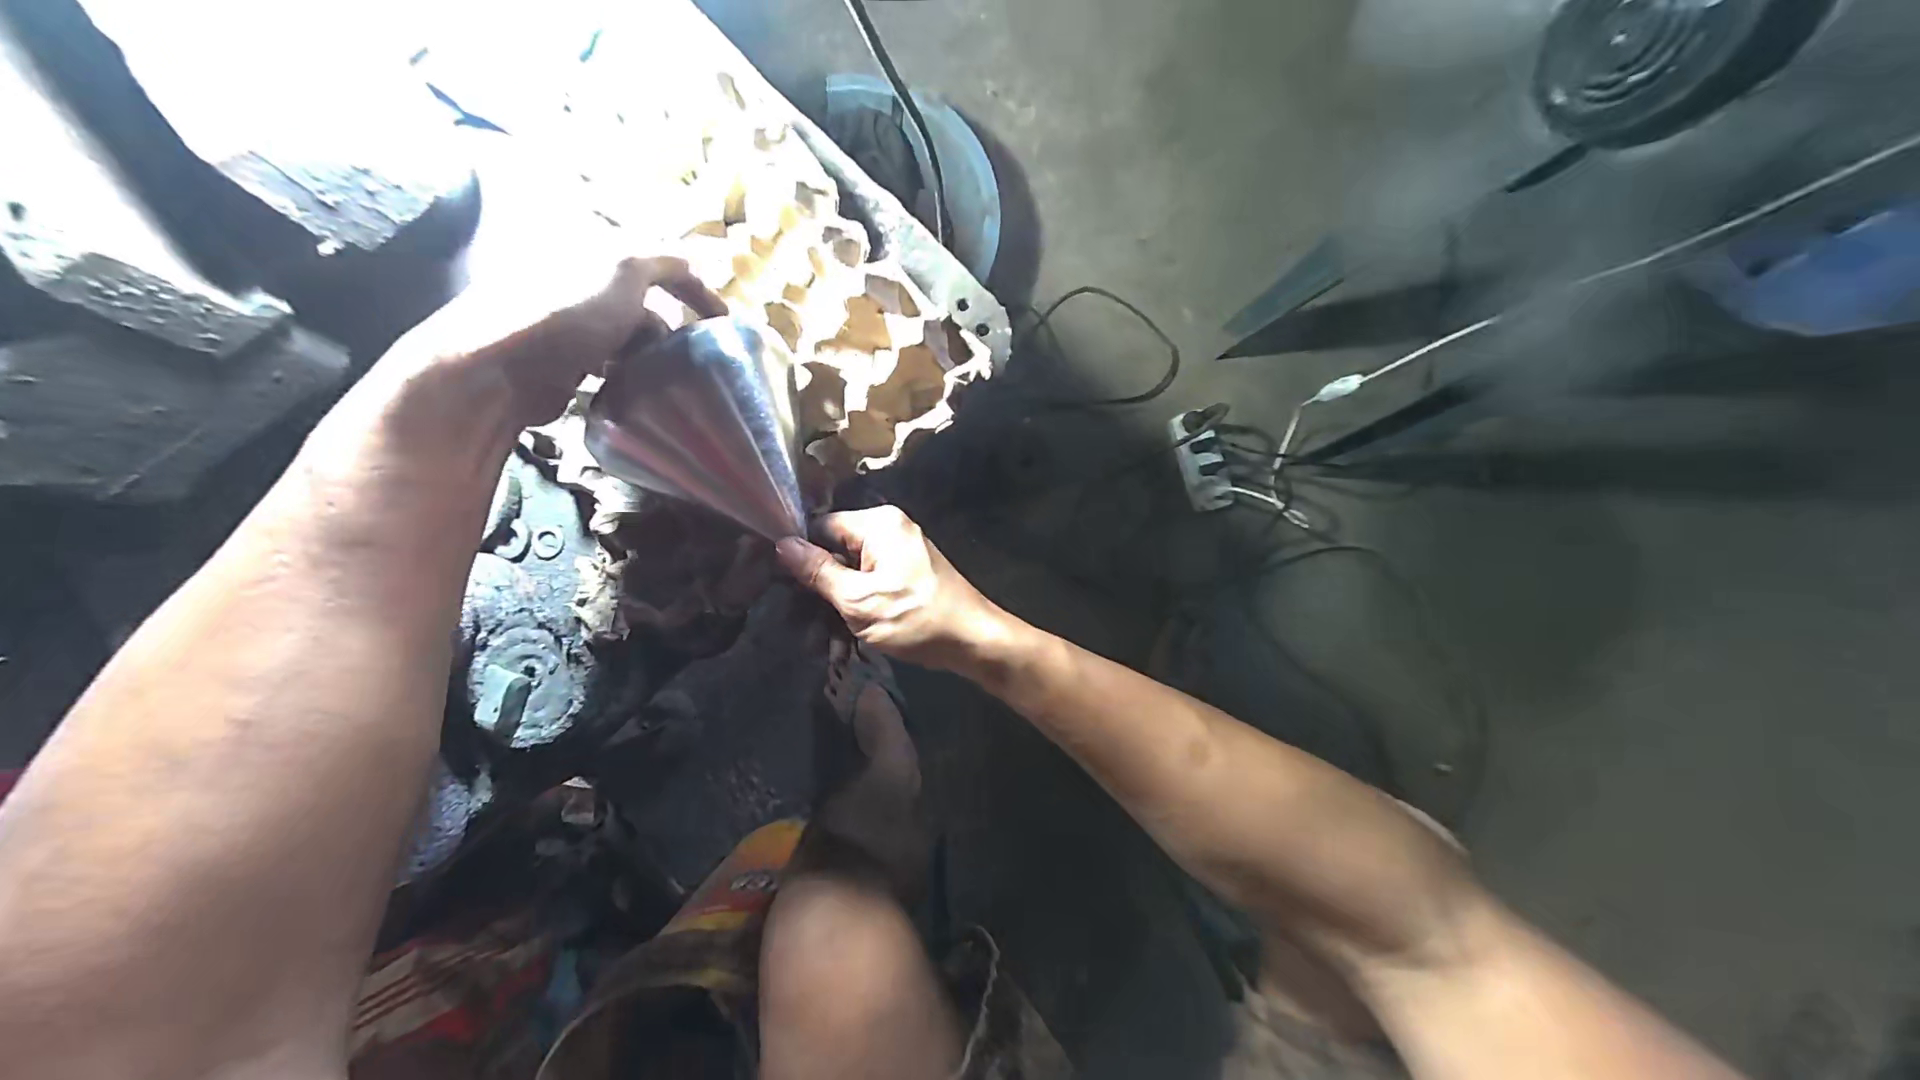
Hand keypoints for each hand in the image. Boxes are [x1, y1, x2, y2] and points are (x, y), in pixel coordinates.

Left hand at [340, 256, 726, 446]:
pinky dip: (628, 381)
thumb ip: (664, 261)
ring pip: (630, 344)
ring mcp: (568, 329)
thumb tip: (693, 264)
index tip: (725, 324)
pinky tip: (637, 393)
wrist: (500, 367)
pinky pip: (609, 372)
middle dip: (673, 332)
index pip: (659, 267)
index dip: (696, 292)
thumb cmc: (567, 310)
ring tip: (670, 381)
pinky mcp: (561, 367)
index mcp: (592, 254)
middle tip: (696, 359)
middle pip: (645, 308)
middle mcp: (579, 286)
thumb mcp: (626, 268)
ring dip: (652, 361)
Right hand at [776, 507, 1012, 672]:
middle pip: (837, 546)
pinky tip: (851, 625)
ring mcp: (902, 548)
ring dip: (839, 595)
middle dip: (820, 580)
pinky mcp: (909, 570)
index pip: (821, 526)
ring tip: (826, 626)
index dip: (800, 554)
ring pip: (853, 566)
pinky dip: (860, 598)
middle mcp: (890, 527)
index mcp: (878, 523)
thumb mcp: (857, 599)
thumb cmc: (915, 618)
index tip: (783, 584)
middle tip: (804, 613)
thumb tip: (782, 545)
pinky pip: (872, 577)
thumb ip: (817, 571)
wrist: (972, 640)